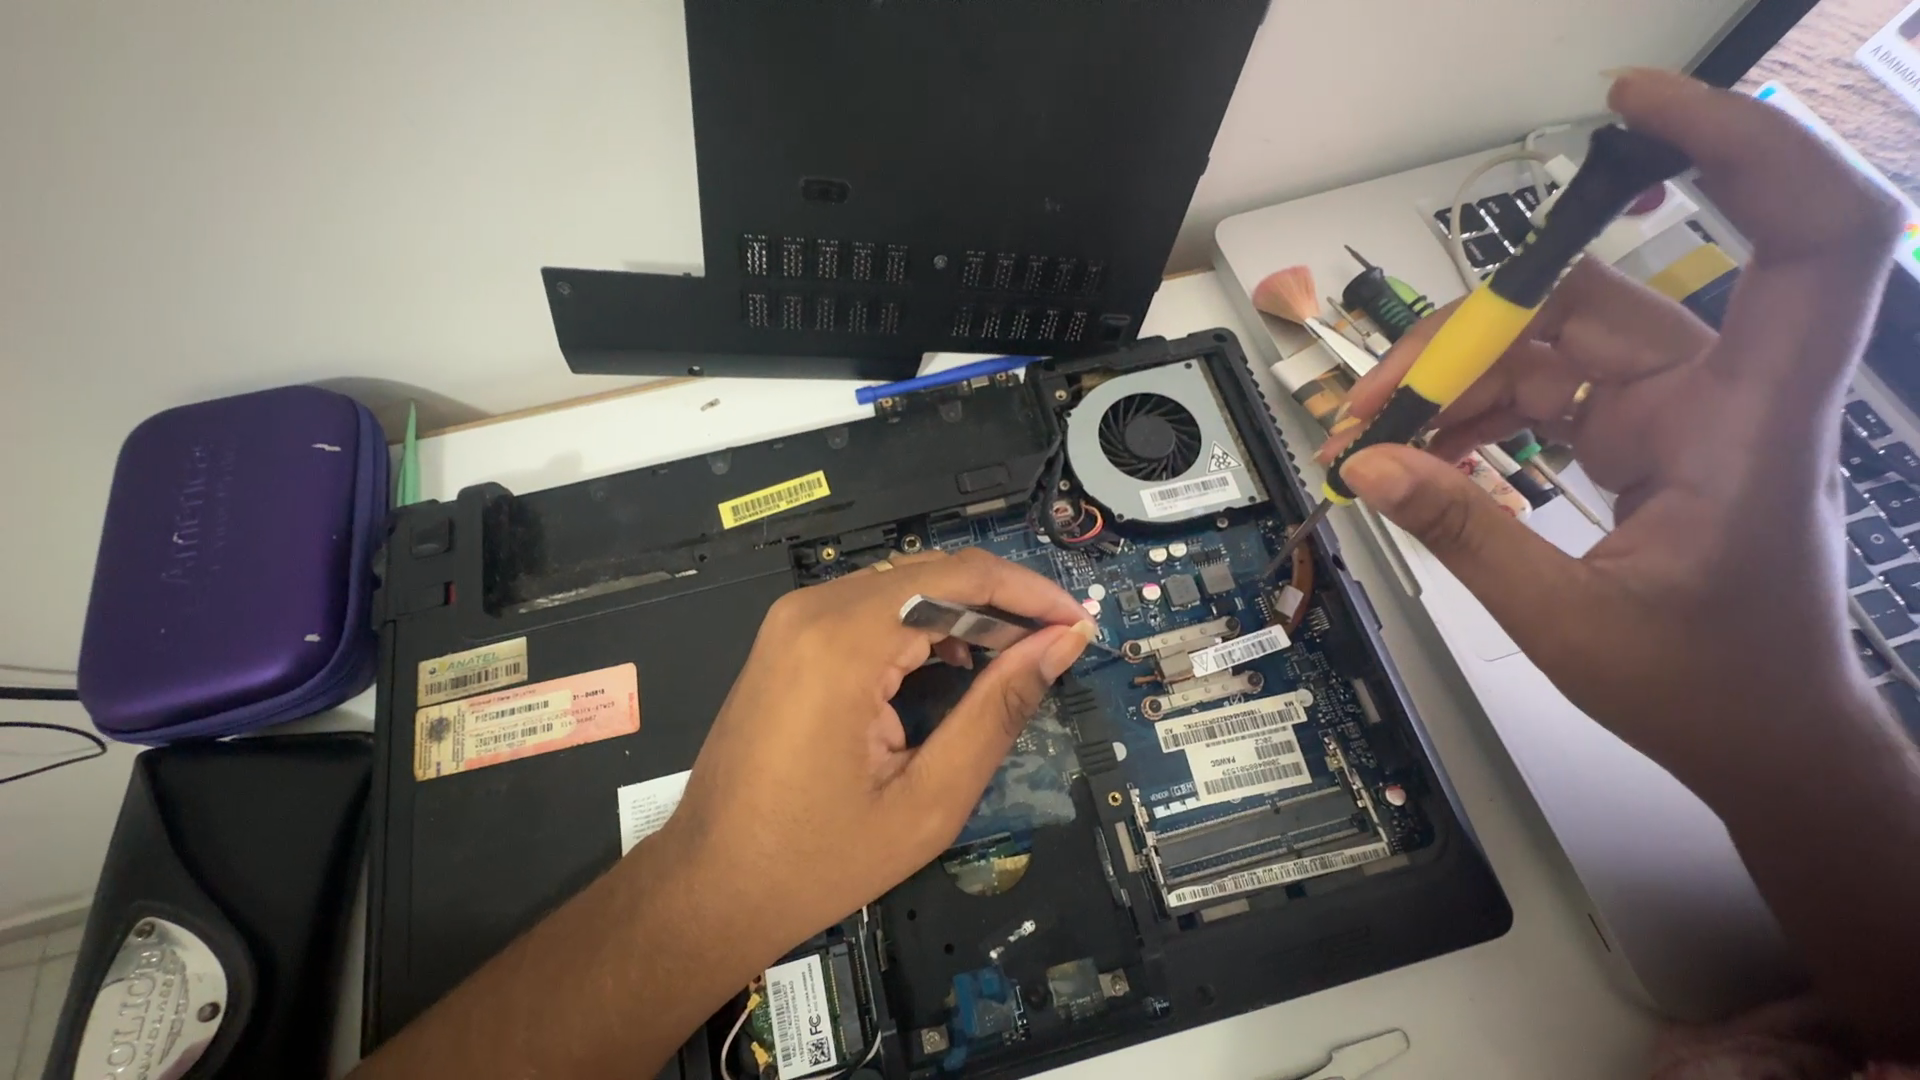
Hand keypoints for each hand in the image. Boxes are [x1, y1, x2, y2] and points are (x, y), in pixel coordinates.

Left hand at [656, 548, 1093, 965]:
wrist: (710, 886)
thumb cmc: (818, 859)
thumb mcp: (928, 798)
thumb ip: (999, 711)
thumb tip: (1058, 646)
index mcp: (844, 641)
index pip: (959, 578)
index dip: (1030, 593)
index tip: (1077, 624)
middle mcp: (813, 610)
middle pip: (932, 573)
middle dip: (1001, 603)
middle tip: (1051, 648)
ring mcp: (793, 619)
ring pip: (903, 585)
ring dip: (963, 612)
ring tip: (1010, 659)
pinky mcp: (788, 637)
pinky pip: (870, 607)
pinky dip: (920, 623)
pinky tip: (949, 663)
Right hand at [1318, 69, 1919, 1050]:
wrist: (1758, 740)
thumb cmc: (1700, 687)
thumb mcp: (1565, 616)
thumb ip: (1463, 530)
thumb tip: (1367, 463)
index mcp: (1745, 422)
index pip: (1800, 241)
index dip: (1736, 152)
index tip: (1630, 110)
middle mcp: (1714, 396)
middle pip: (1585, 309)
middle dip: (1465, 342)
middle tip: (1370, 404)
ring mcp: (1668, 418)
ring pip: (1546, 352)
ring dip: (1452, 387)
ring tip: (1371, 439)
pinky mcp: (1631, 444)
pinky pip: (1537, 399)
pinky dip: (1470, 420)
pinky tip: (1420, 458)